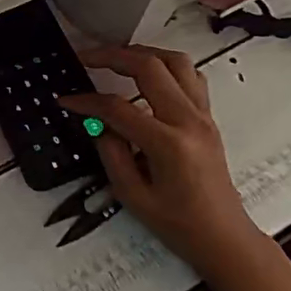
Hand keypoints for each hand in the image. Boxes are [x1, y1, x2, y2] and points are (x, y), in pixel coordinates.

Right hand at [58, 46, 261, 276]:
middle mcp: (189, 121)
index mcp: (168, 144)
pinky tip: (148, 74)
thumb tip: (98, 123)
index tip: (67, 100)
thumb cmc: (179, 225)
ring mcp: (203, 115)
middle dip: (112, 56)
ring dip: (143, 53)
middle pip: (149, 67)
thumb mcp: (132, 196)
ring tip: (116, 58)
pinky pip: (190, 75)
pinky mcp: (208, 117)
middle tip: (86, 57)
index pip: (118, 108)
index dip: (87, 101)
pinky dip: (166, 66)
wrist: (223, 237)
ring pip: (175, 61)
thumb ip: (111, 153)